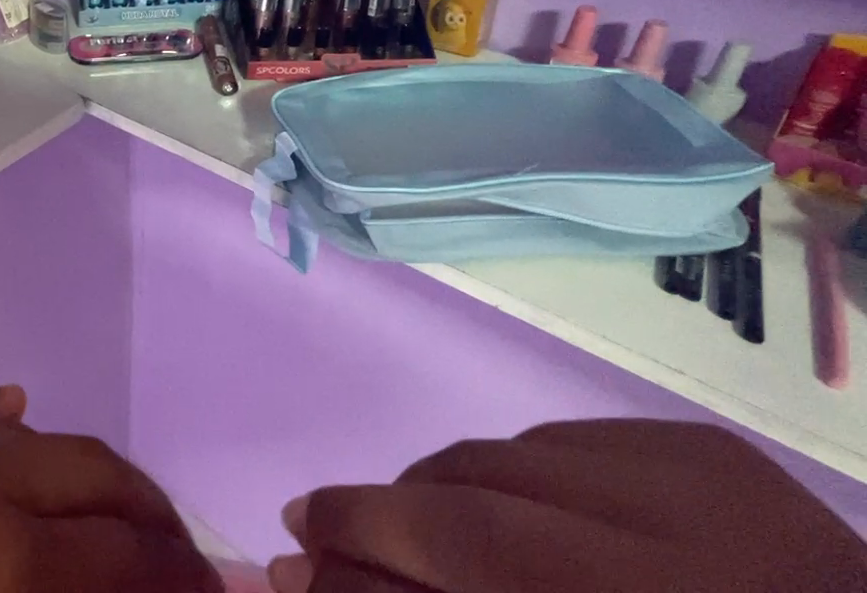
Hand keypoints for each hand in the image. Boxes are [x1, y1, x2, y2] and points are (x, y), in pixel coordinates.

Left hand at [0, 385, 222, 592]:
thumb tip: (144, 581)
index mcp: (2, 562)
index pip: (125, 551)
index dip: (179, 570)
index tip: (204, 584)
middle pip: (84, 470)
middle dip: (143, 509)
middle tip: (170, 546)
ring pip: (17, 437)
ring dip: (70, 470)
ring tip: (97, 505)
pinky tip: (16, 408)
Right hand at [269, 419, 866, 592]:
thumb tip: (302, 566)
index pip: (469, 546)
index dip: (360, 541)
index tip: (292, 548)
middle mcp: (699, 545)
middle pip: (476, 494)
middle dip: (382, 512)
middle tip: (328, 531)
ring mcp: (711, 484)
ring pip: (504, 453)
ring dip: (445, 493)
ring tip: (434, 536)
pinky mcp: (709, 449)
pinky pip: (554, 439)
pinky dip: (514, 475)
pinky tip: (524, 519)